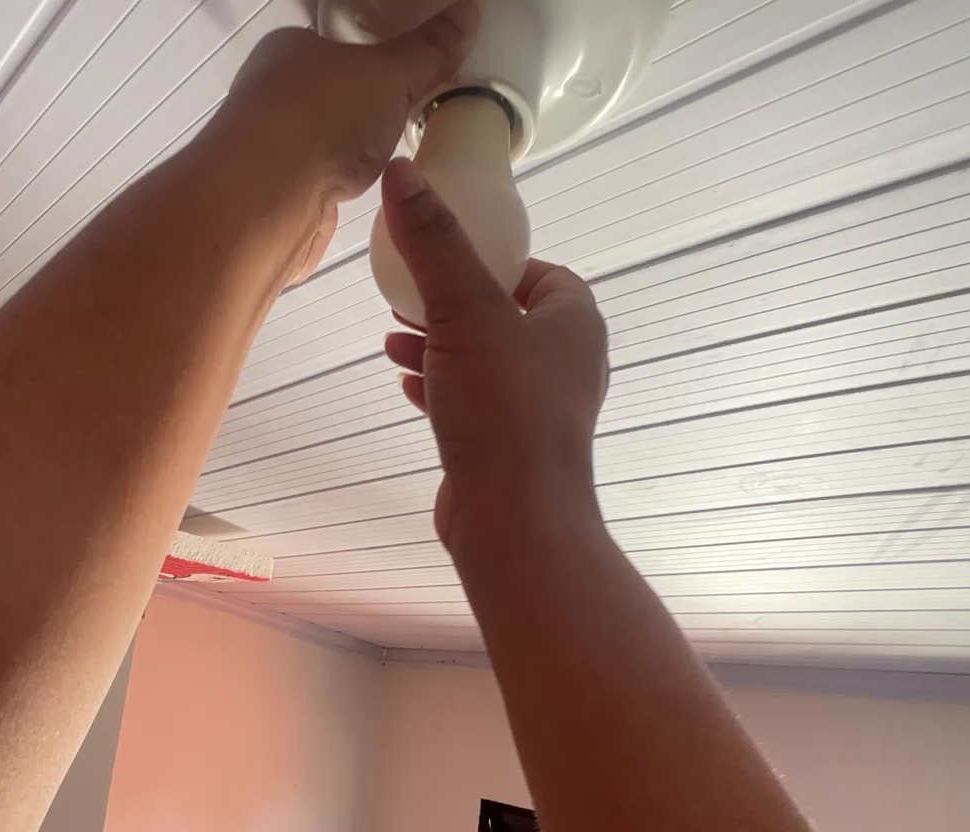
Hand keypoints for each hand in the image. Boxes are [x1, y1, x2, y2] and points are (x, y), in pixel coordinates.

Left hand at [214, 2, 477, 278]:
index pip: (330, 47)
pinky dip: (335, 193)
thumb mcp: (391, 74)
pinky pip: (315, 190)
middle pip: (323, 100)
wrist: (267, 204)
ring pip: (317, 148)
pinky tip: (355, 198)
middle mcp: (269, 99)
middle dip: (357, 113)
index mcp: (287, 50)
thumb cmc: (320, 119)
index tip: (397, 75)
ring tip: (383, 163)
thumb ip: (428, 51)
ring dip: (344, 157)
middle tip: (398, 121)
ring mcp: (269, 155)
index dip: (364, 58)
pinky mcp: (277, 204)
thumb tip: (466, 16)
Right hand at [379, 159, 609, 554]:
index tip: (441, 259)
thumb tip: (403, 173)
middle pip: (502, 313)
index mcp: (574, 321)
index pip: (534, 269)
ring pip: (483, 359)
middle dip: (449, 305)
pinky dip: (441, 387)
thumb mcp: (464, 314)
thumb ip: (433, 244)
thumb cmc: (504, 412)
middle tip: (405, 300)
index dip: (487, 259)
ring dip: (438, 347)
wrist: (512, 519)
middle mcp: (565, 362)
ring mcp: (538, 407)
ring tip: (394, 342)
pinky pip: (473, 400)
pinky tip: (409, 386)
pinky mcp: (509, 444)